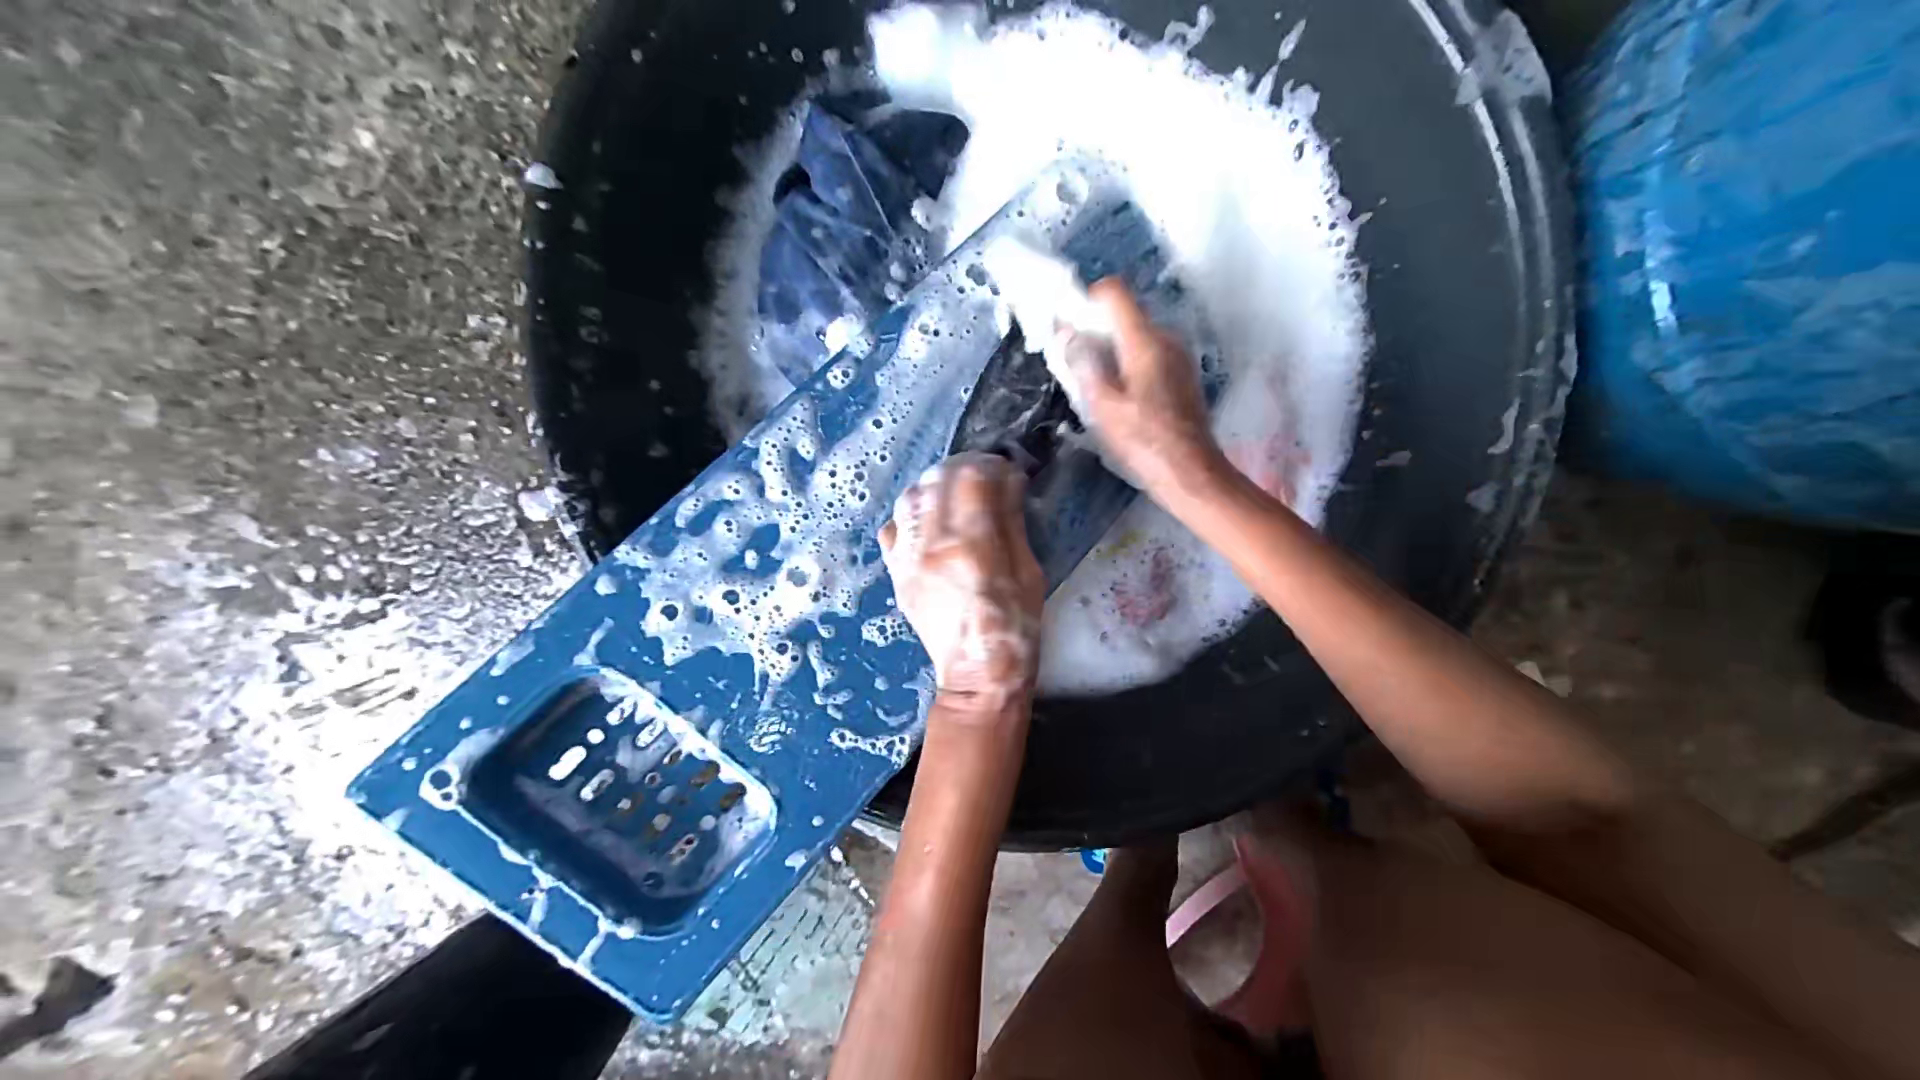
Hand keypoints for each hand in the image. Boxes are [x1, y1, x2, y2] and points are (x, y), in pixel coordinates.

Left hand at [880, 453, 1045, 705]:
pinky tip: (928, 526)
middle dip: (962, 469)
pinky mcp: (896, 573)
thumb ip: (1012, 522)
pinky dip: (909, 517)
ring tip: (953, 498)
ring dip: (933, 488)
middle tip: (981, 479)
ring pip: (909, 497)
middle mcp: (932, 544)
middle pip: (936, 479)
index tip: (1005, 472)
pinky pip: (892, 528)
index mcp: (973, 544)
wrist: (975, 672)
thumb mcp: (1028, 571)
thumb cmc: (1014, 626)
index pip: (972, 477)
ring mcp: (908, 558)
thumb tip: (1008, 481)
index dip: (991, 465)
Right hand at [1056, 279, 1224, 492]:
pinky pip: (1148, 356)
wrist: (1191, 473)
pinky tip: (1119, 399)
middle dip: (1095, 331)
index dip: (1087, 301)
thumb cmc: (1143, 441)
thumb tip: (1068, 333)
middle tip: (1074, 365)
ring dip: (1110, 351)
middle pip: (1124, 315)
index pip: (1114, 293)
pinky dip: (1127, 365)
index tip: (1070, 327)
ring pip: (1135, 337)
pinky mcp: (1182, 376)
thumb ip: (1083, 363)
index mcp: (1145, 340)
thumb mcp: (1102, 405)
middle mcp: (1166, 338)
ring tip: (1094, 388)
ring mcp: (1178, 357)